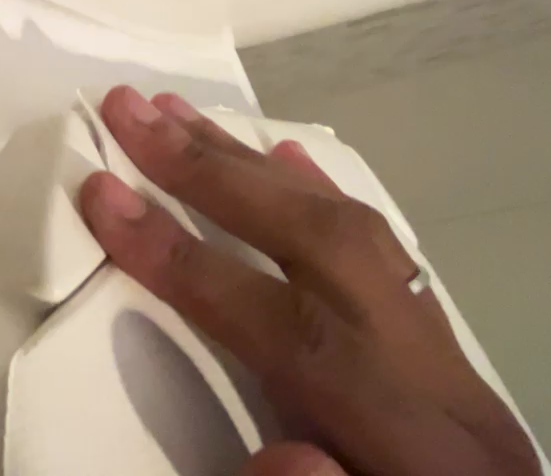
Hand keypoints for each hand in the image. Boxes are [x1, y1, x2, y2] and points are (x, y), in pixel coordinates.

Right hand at [78, 87, 541, 475]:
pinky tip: (283, 157)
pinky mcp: (443, 357)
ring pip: (348, 228)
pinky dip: (320, 191)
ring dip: (248, 162)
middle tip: (127, 109)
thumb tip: (283, 456)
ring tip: (172, 112)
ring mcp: (451, 367)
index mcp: (417, 452)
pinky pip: (384, 251)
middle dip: (213, 170)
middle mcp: (445, 392)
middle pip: (324, 244)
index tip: (99, 195)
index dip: (182, 260)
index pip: (286, 332)